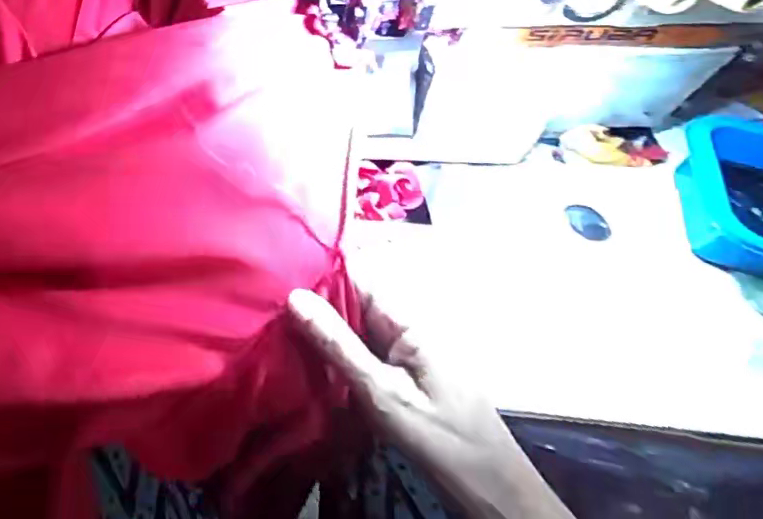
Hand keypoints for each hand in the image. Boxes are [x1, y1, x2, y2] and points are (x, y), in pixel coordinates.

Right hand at [288, 254, 571, 518]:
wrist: (499, 499)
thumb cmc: (445, 443)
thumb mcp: (384, 395)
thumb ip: (338, 345)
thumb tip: (293, 295)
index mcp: (405, 319)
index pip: (352, 274)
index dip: (314, 267)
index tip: (272, 268)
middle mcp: (402, 325)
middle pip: (347, 296)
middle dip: (310, 298)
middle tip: (263, 299)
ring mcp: (401, 349)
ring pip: (349, 322)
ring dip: (318, 325)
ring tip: (272, 321)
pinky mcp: (398, 372)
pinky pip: (357, 346)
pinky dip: (332, 348)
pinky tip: (302, 353)